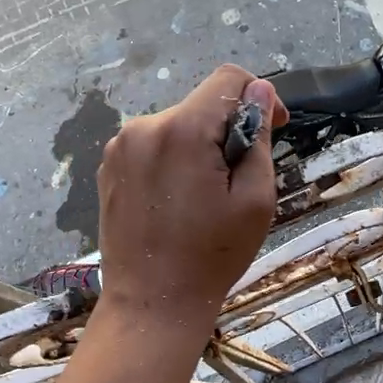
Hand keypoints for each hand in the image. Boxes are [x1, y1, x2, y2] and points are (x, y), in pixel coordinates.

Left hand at [96, 64, 287, 331]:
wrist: (152, 303)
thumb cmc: (212, 256)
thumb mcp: (255, 199)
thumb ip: (258, 138)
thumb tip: (261, 91)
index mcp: (182, 130)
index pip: (229, 78)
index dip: (259, 97)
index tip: (273, 130)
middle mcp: (144, 127)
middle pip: (203, 104)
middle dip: (229, 130)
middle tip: (240, 179)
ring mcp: (120, 147)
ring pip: (179, 124)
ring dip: (201, 146)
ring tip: (208, 196)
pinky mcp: (109, 166)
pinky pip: (155, 144)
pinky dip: (175, 159)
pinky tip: (180, 201)